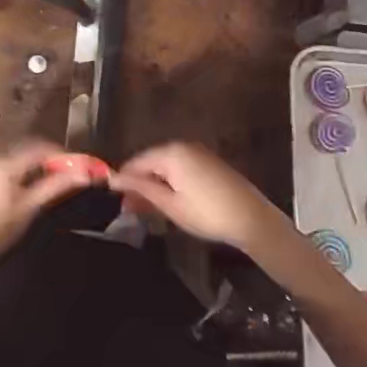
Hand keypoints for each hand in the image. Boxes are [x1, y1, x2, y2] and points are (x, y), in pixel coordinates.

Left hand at [0, 141, 97, 270]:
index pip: (41, 149)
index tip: (84, 167)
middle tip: (75, 173)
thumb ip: (57, 187)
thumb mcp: (30, 208)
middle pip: (32, 150)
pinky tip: (41, 184)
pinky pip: (13, 166)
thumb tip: (85, 175)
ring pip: (23, 158)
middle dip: (55, 160)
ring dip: (43, 166)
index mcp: (5, 162)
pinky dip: (29, 172)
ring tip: (62, 179)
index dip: (65, 157)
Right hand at [107, 143, 287, 252]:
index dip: (123, 181)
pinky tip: (169, 203)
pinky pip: (181, 170)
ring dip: (155, 186)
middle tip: (131, 210)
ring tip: (148, 210)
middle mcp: (184, 147)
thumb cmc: (207, 214)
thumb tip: (114, 179)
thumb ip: (141, 189)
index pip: (136, 162)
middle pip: (151, 163)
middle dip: (139, 185)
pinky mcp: (210, 164)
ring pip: (166, 168)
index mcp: (171, 153)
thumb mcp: (169, 204)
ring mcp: (199, 154)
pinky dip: (171, 184)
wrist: (252, 220)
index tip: (115, 201)